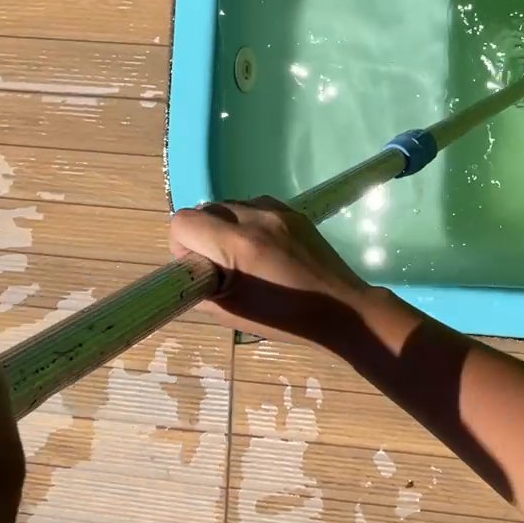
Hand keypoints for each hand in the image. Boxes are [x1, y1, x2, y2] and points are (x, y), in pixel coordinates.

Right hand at [171, 198, 380, 341]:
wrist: (341, 308)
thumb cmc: (285, 318)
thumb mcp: (231, 311)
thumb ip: (202, 285)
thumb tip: (191, 270)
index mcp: (238, 244)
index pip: (183, 221)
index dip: (182, 246)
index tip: (199, 268)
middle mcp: (257, 218)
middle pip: (205, 209)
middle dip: (203, 235)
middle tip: (221, 265)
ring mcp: (279, 211)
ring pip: (231, 204)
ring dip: (226, 226)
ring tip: (245, 256)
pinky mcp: (295, 211)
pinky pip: (256, 205)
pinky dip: (249, 221)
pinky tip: (264, 247)